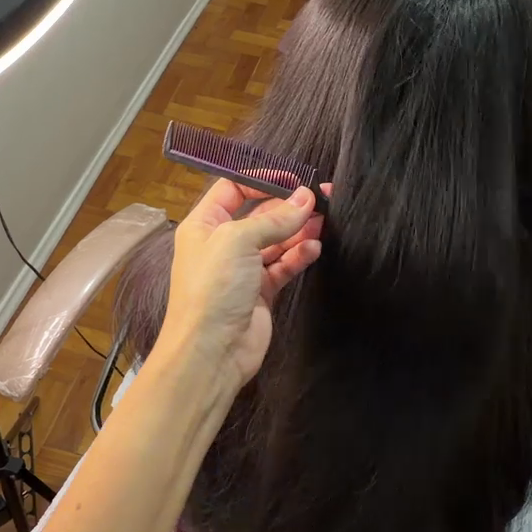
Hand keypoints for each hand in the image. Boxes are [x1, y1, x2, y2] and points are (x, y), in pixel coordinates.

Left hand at [156, 180, 326, 393]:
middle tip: (324, 198)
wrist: (211, 352)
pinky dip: (299, 256)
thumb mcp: (238, 241)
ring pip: (275, 241)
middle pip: (260, 215)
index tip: (294, 180)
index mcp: (205, 225)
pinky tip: (315, 248)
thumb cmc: (214, 287)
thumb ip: (275, 219)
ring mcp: (242, 269)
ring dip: (299, 230)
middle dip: (289, 206)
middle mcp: (222, 244)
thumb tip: (306, 197)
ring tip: (326, 220)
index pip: (233, 189)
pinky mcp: (261, 292)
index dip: (262, 181)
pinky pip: (283, 266)